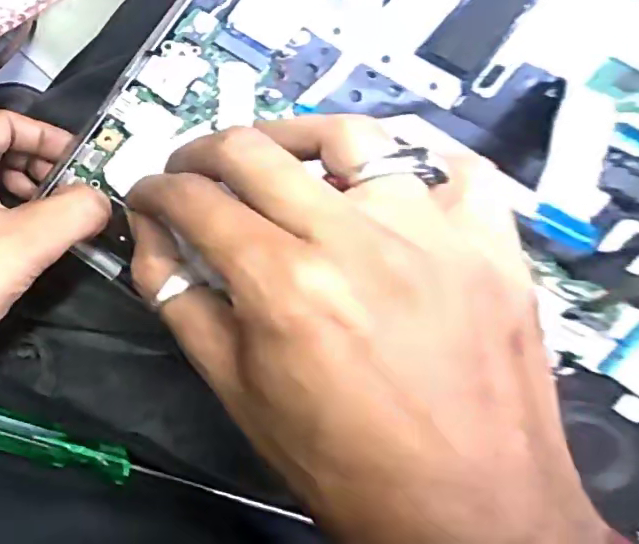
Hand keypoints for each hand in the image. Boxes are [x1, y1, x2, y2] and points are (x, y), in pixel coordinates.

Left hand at [0, 111, 109, 379]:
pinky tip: (36, 239)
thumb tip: (102, 199)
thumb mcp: (26, 242)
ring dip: (32, 190)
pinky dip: (15, 211)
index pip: (8, 121)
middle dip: (43, 164)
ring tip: (63, 216)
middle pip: (2, 146)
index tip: (83, 160)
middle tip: (79, 191)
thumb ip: (74, 212)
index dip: (49, 135)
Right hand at [127, 116, 610, 543]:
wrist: (476, 522)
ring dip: (290, 137)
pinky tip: (380, 178)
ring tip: (277, 159)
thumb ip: (172, 291)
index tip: (147, 197)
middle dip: (197, 153)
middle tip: (190, 174)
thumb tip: (150, 227)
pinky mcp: (491, 246)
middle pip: (249, 148)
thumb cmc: (337, 457)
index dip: (153, 190)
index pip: (192, 198)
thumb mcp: (229, 381)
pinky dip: (410, 158)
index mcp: (284, 284)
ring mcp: (431, 235)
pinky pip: (454, 166)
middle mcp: (354, 242)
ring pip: (347, 133)